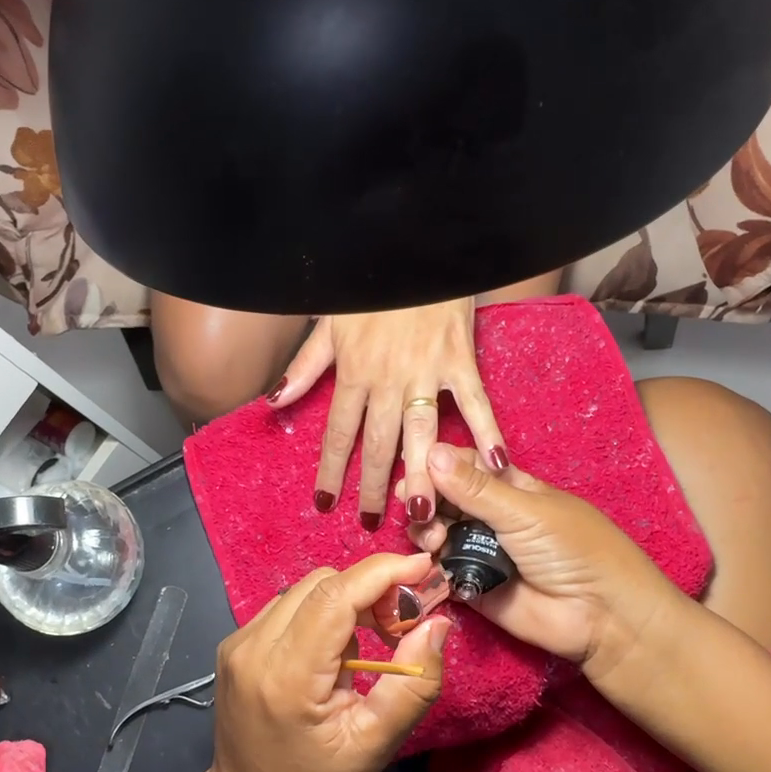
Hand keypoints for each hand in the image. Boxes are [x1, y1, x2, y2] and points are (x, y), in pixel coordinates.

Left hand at [205, 554, 448, 771]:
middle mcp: (253, 648)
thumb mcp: (375, 744)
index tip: (424, 568)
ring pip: (303, 590)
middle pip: (320, 584)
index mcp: (286, 676)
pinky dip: (319, 614)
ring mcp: (237, 642)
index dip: (382, 573)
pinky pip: (286, 607)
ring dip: (345, 602)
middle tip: (401, 626)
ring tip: (368, 646)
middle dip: (369, 591)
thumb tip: (438, 623)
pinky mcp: (234, 643)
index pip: (335, 597)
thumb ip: (413, 684)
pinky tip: (333, 654)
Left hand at [267, 300, 504, 530]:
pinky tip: (496, 463)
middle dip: (372, 486)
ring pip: (420, 433)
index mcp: (353, 372)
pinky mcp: (460, 360)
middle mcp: (387, 380)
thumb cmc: (367, 288)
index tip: (325, 503)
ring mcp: (426, 372)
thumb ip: (304, 367)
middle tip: (371, 523)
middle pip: (377, 444)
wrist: (412, 248)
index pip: (338, 432)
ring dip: (421, 475)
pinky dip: (487, 430)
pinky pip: (474, 402)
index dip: (331, 470)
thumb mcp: (328, 324)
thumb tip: (274, 402)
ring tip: (421, 513)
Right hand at [404, 443, 686, 679]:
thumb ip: (475, 488)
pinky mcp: (469, 584)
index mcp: (508, 487)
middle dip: (424, 499)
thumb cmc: (575, 549)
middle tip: (418, 508)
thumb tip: (432, 451)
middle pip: (441, 497)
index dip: (435, 465)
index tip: (415, 471)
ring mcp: (477, 550)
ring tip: (434, 541)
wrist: (601, 616)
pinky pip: (438, 569)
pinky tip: (428, 562)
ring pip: (434, 531)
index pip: (461, 465)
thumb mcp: (524, 511)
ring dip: (425, 530)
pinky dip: (425, 564)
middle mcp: (489, 515)